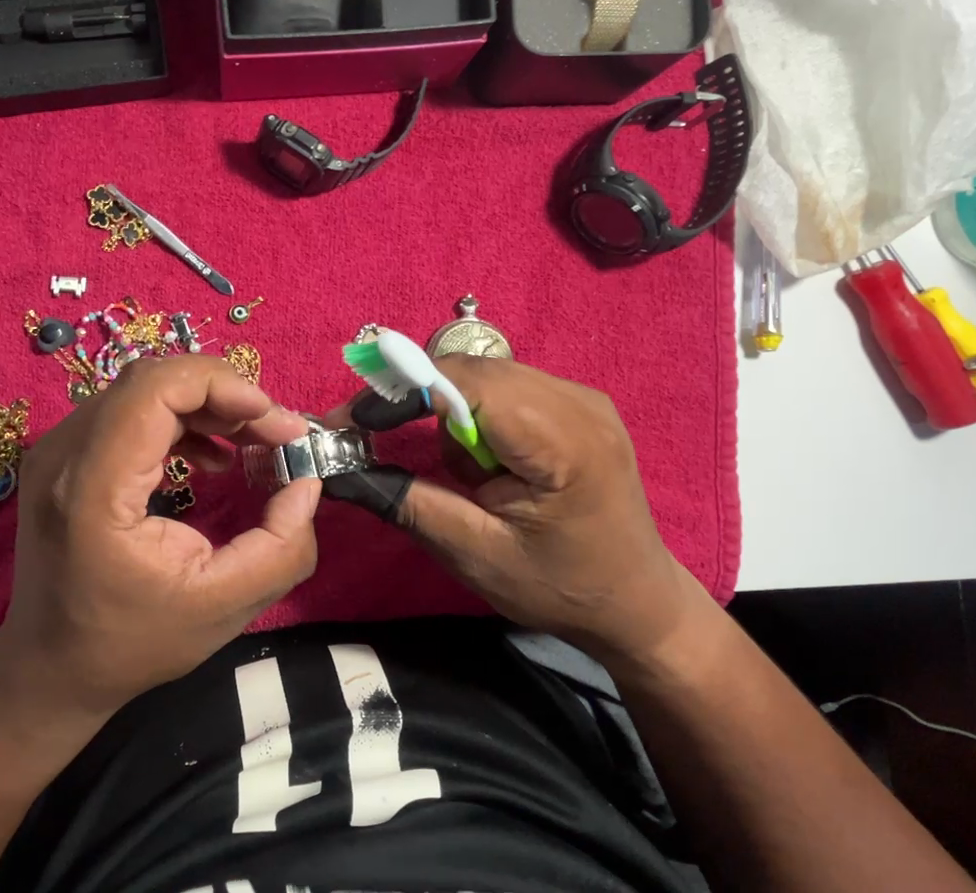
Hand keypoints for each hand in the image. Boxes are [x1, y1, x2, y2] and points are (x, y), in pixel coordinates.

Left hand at [0, 355, 321, 719]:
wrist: (50, 668)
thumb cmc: (132, 644)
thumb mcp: (223, 609)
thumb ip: (281, 547)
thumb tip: (306, 482)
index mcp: (93, 490)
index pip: (153, 389)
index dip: (222, 386)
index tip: (275, 422)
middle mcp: (63, 456)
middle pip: (150, 381)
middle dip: (224, 394)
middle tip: (276, 432)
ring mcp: (54, 452)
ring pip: (140, 392)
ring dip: (205, 406)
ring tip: (254, 442)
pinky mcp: (61, 459)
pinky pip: (126, 414)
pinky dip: (177, 421)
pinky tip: (212, 458)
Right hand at [325, 355, 705, 665]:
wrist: (634, 603)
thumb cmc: (558, 587)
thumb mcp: (474, 554)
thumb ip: (408, 502)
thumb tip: (341, 472)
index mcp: (564, 442)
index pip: (470, 383)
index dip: (405, 389)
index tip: (356, 420)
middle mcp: (579, 402)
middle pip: (474, 372)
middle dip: (422, 402)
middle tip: (382, 442)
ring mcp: (583, 398)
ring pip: (485, 377)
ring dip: (452, 414)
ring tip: (468, 478)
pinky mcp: (578, 405)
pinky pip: (505, 388)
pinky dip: (476, 416)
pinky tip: (488, 464)